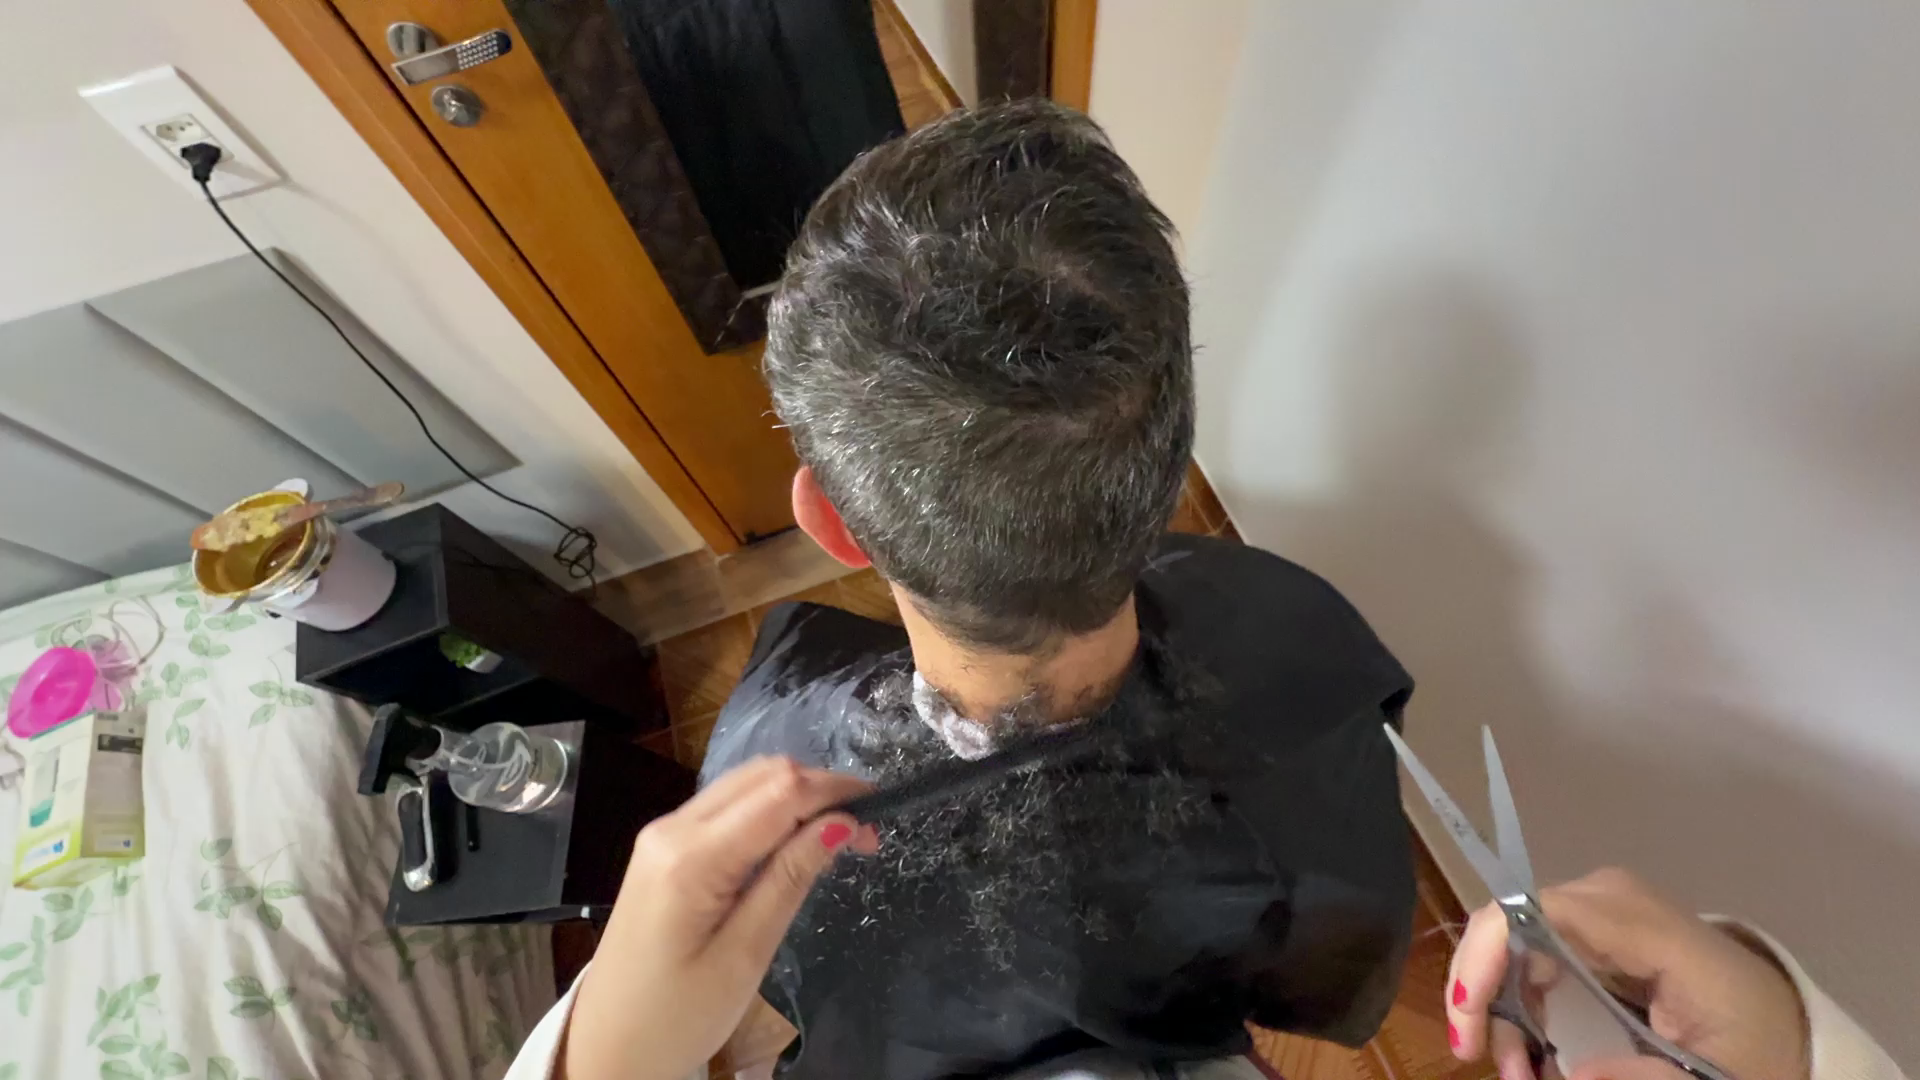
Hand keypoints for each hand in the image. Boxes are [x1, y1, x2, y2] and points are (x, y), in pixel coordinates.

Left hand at [558, 757, 876, 1079]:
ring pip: (749, 781)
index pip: (779, 792)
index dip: (835, 791)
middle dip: (822, 789)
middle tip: (864, 833)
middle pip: (765, 774)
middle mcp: (674, 826)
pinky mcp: (667, 843)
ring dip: (799, 795)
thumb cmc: (677, 1019)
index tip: (877, 817)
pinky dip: (772, 808)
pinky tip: (794, 839)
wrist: (603, 1052)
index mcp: (691, 857)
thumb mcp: (744, 956)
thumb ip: (791, 879)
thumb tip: (843, 822)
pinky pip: (731, 803)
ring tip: (837, 835)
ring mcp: (666, 831)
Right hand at [1447, 867, 1807, 1079]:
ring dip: (1497, 1003)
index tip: (1467, 1018)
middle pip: (1507, 927)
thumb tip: (1569, 1076)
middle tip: (1475, 1056)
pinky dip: (1515, 997)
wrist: (1786, 1022)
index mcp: (1644, 926)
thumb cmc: (1761, 1048)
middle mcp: (1602, 897)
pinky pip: (1524, 948)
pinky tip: (1528, 1042)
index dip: (1487, 956)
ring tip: (1516, 1069)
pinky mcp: (1581, 920)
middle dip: (1483, 994)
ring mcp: (1589, 904)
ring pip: (1507, 941)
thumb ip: (1653, 1079)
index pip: (1534, 913)